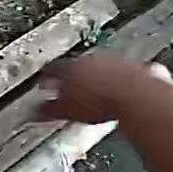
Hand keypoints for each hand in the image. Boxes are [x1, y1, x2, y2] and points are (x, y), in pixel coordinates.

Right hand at [37, 56, 172, 123]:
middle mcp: (90, 59)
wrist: (137, 97)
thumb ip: (49, 110)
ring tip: (94, 92)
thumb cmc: (100, 103)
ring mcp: (112, 60)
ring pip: (98, 67)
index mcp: (69, 68)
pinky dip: (115, 80)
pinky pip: (120, 71)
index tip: (43, 83)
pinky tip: (118, 92)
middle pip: (75, 66)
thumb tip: (35, 112)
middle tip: (68, 88)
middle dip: (71, 77)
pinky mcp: (132, 66)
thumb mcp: (68, 111)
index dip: (46, 77)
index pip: (51, 69)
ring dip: (94, 77)